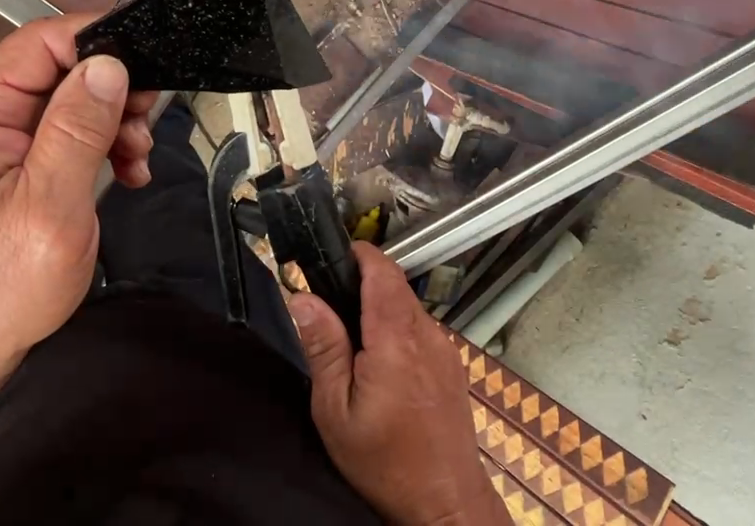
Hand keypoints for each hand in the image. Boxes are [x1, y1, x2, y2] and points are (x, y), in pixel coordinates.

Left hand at [0, 15, 158, 385]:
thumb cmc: (1, 284)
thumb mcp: (48, 207)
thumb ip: (77, 132)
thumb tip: (108, 66)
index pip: (42, 42)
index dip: (98, 43)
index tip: (145, 65)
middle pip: (63, 64)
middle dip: (113, 89)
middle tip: (142, 125)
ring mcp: (4, 129)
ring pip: (78, 92)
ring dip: (116, 119)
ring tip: (135, 157)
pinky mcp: (24, 150)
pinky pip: (77, 122)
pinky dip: (109, 140)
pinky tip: (126, 168)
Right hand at [290, 243, 509, 525]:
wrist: (446, 507)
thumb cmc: (384, 462)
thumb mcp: (335, 410)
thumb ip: (323, 348)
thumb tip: (302, 297)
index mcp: (395, 339)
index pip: (382, 270)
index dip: (358, 254)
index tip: (330, 257)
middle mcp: (427, 335)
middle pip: (394, 285)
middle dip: (362, 283)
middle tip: (328, 306)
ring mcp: (445, 350)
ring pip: (408, 307)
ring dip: (380, 309)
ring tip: (351, 343)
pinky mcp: (452, 367)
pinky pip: (420, 330)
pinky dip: (397, 331)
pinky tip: (381, 365)